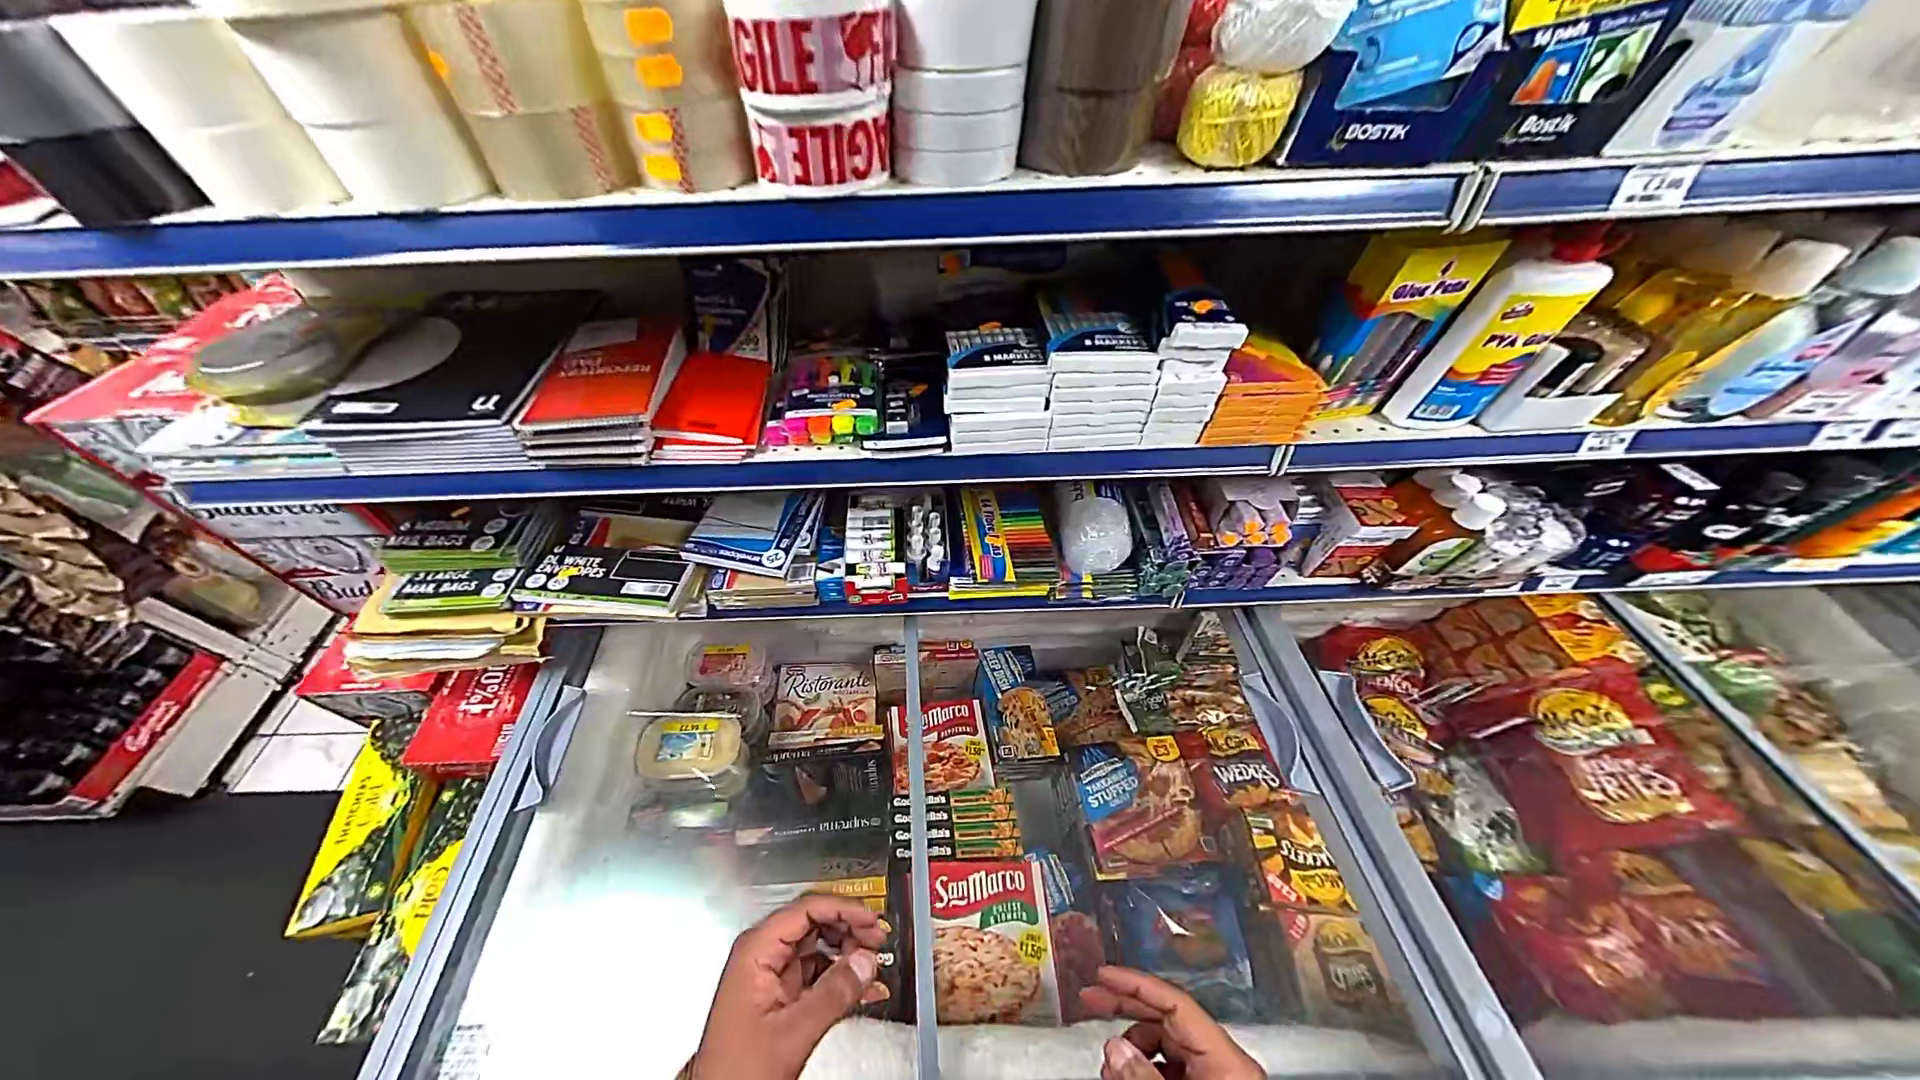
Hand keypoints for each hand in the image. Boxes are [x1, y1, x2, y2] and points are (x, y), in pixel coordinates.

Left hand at [689, 894, 890, 1079]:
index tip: (870, 919)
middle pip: (813, 923)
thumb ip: (833, 993)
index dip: (842, 909)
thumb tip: (864, 961)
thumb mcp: (792, 1032)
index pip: (807, 908)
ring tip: (873, 964)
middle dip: (849, 929)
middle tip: (877, 939)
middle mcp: (762, 955)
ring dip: (848, 953)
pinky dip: (840, 977)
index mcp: (756, 950)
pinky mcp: (780, 996)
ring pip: (817, 947)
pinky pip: (816, 974)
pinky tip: (862, 988)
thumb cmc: (736, 1073)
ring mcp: (770, 975)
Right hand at [1077, 966, 1263, 1079]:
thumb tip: (1114, 1046)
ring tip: (1108, 1066)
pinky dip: (1145, 1071)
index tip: (1102, 975)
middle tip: (1089, 998)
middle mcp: (1224, 1064)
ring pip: (1166, 1047)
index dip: (1136, 984)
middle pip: (1169, 1020)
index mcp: (1227, 1061)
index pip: (1176, 1003)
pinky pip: (1171, 1071)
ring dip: (1133, 1048)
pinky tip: (1124, 1078)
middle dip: (1127, 1008)